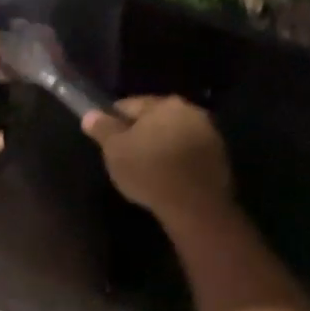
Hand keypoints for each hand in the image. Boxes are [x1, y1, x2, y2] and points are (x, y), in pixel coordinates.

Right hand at [82, 96, 232, 218]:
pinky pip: (188, 152)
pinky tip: (167, 178)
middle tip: (126, 155)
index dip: (113, 121)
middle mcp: (190, 110)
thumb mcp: (115, 150)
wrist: (196, 205)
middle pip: (155, 118)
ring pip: (173, 134)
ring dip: (161, 145)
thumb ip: (102, 129)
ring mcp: (209, 133)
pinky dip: (177, 160)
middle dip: (140, 132)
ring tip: (147, 169)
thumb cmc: (149, 171)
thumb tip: (90, 114)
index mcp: (163, 104)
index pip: (129, 105)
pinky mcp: (219, 156)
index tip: (106, 139)